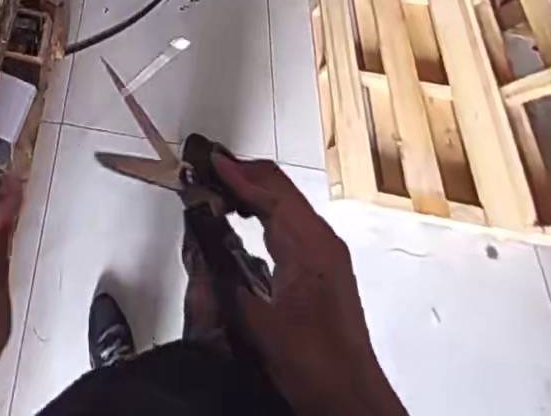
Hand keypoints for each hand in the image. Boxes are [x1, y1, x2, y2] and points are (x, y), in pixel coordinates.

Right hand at [213, 155, 407, 415]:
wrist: (352, 400)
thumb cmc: (313, 363)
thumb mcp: (258, 321)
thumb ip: (224, 276)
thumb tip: (198, 238)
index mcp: (310, 244)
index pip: (270, 191)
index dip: (237, 173)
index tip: (208, 159)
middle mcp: (320, 239)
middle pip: (278, 188)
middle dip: (241, 174)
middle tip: (206, 168)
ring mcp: (323, 250)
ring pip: (283, 201)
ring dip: (250, 190)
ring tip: (216, 186)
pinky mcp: (320, 263)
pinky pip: (286, 219)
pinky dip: (260, 209)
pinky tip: (240, 216)